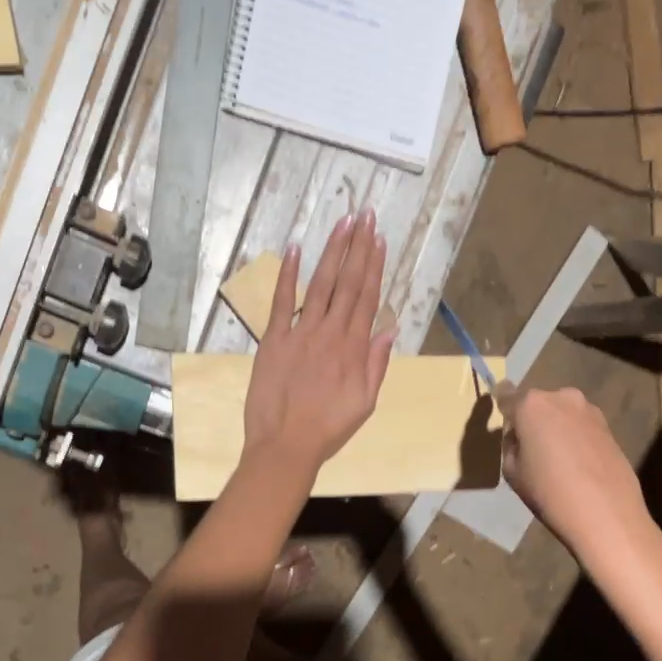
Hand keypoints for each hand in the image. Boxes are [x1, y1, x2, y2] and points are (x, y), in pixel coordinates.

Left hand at [242, 209, 395, 476]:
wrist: (285, 445)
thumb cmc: (328, 430)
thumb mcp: (364, 404)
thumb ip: (376, 366)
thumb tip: (388, 331)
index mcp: (354, 349)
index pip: (367, 298)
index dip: (374, 266)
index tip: (379, 238)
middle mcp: (330, 333)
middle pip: (346, 282)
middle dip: (357, 247)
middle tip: (364, 214)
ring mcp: (300, 333)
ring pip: (319, 284)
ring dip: (331, 252)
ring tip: (342, 223)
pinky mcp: (273, 339)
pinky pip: (282, 301)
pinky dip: (289, 274)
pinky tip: (297, 249)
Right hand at [498, 386, 651, 553]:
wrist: (605, 512)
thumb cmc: (549, 491)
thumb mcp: (513, 472)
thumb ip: (511, 445)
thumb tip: (520, 436)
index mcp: (531, 405)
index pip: (506, 395)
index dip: (501, 407)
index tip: (500, 417)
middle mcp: (561, 397)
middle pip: (537, 404)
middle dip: (531, 419)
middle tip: (530, 447)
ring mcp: (589, 410)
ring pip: (561, 413)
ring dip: (555, 428)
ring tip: (556, 459)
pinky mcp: (608, 426)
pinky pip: (580, 426)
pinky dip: (574, 437)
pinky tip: (576, 463)